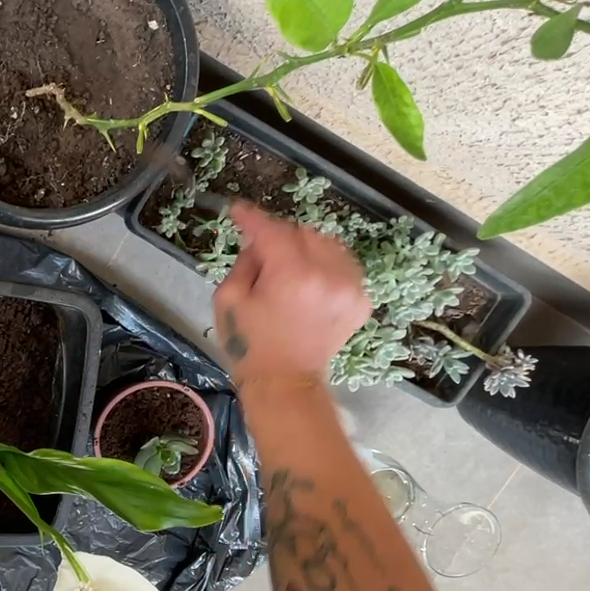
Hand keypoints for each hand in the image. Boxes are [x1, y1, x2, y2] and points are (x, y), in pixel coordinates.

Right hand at [212, 201, 368, 380]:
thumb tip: (257, 246)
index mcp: (291, 276)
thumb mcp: (228, 300)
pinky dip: (325, 264)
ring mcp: (351, 287)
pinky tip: (308, 280)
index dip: (252, 218)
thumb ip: (243, 264)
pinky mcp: (361, 299)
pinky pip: (344, 265)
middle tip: (261, 250)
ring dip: (305, 247)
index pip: (272, 231)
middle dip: (279, 235)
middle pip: (303, 232)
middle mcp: (328, 275)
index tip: (237, 210)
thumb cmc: (249, 343)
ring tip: (287, 264)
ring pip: (328, 244)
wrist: (285, 380)